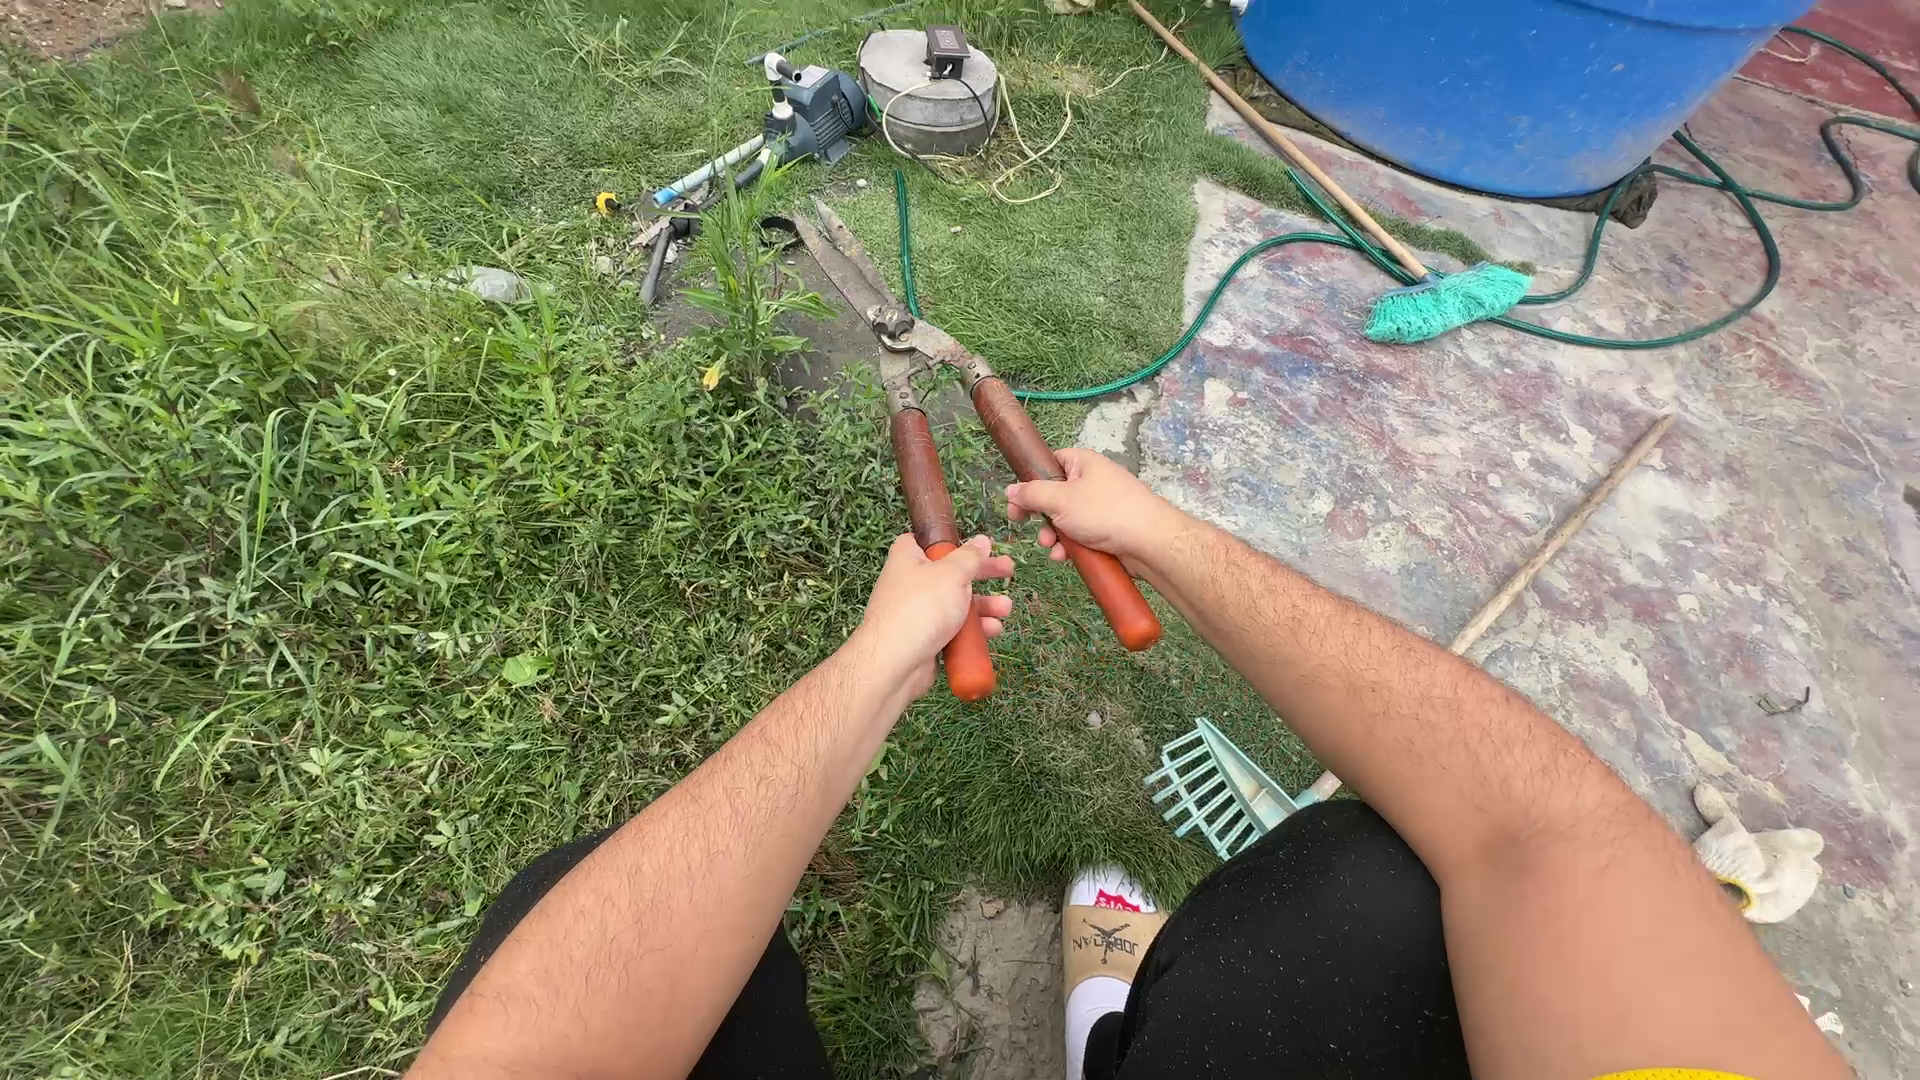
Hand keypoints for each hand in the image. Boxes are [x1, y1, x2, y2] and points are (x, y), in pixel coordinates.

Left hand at [853, 533, 1014, 699]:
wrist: (895, 662)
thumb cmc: (922, 607)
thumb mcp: (952, 574)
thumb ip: (970, 557)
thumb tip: (982, 540)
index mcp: (909, 558)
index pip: (928, 541)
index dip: (952, 542)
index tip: (975, 546)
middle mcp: (911, 583)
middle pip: (952, 573)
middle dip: (983, 575)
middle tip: (1008, 571)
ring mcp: (918, 613)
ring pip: (957, 604)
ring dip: (984, 605)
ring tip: (1005, 609)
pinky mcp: (926, 638)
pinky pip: (954, 629)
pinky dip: (974, 630)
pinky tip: (993, 630)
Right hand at [1005, 449, 1184, 575]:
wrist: (1149, 542)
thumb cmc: (1104, 512)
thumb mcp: (1060, 499)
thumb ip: (1031, 494)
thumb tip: (1010, 490)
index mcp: (1083, 463)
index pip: (1050, 463)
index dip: (1031, 481)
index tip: (1017, 501)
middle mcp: (1092, 481)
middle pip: (1054, 495)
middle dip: (1040, 516)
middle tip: (1029, 527)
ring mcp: (1101, 507)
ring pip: (1065, 519)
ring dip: (1053, 535)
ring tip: (1052, 548)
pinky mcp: (1107, 530)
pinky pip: (1080, 535)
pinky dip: (1070, 546)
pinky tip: (1065, 557)